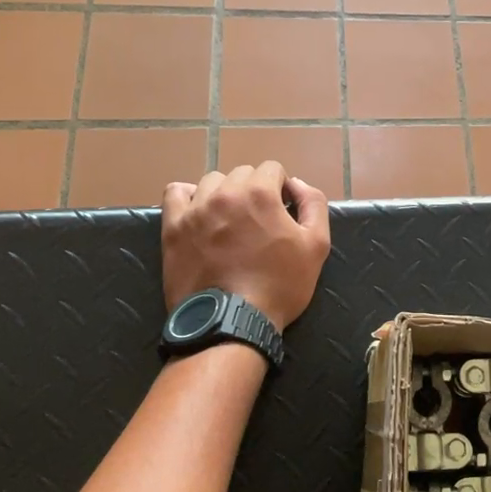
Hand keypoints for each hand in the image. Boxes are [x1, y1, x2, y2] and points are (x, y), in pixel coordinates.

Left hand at [161, 162, 330, 330]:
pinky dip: (188, 197)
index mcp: (260, 193)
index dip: (280, 189)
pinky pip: (175, 194)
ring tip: (229, 221)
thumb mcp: (317, 245)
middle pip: (242, 173)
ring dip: (224, 193)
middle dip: (253, 190)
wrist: (232, 322)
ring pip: (211, 182)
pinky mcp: (173, 228)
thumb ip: (314, 203)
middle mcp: (225, 193)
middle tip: (258, 222)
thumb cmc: (280, 285)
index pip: (272, 169)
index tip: (281, 212)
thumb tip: (296, 184)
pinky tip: (199, 214)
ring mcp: (195, 210)